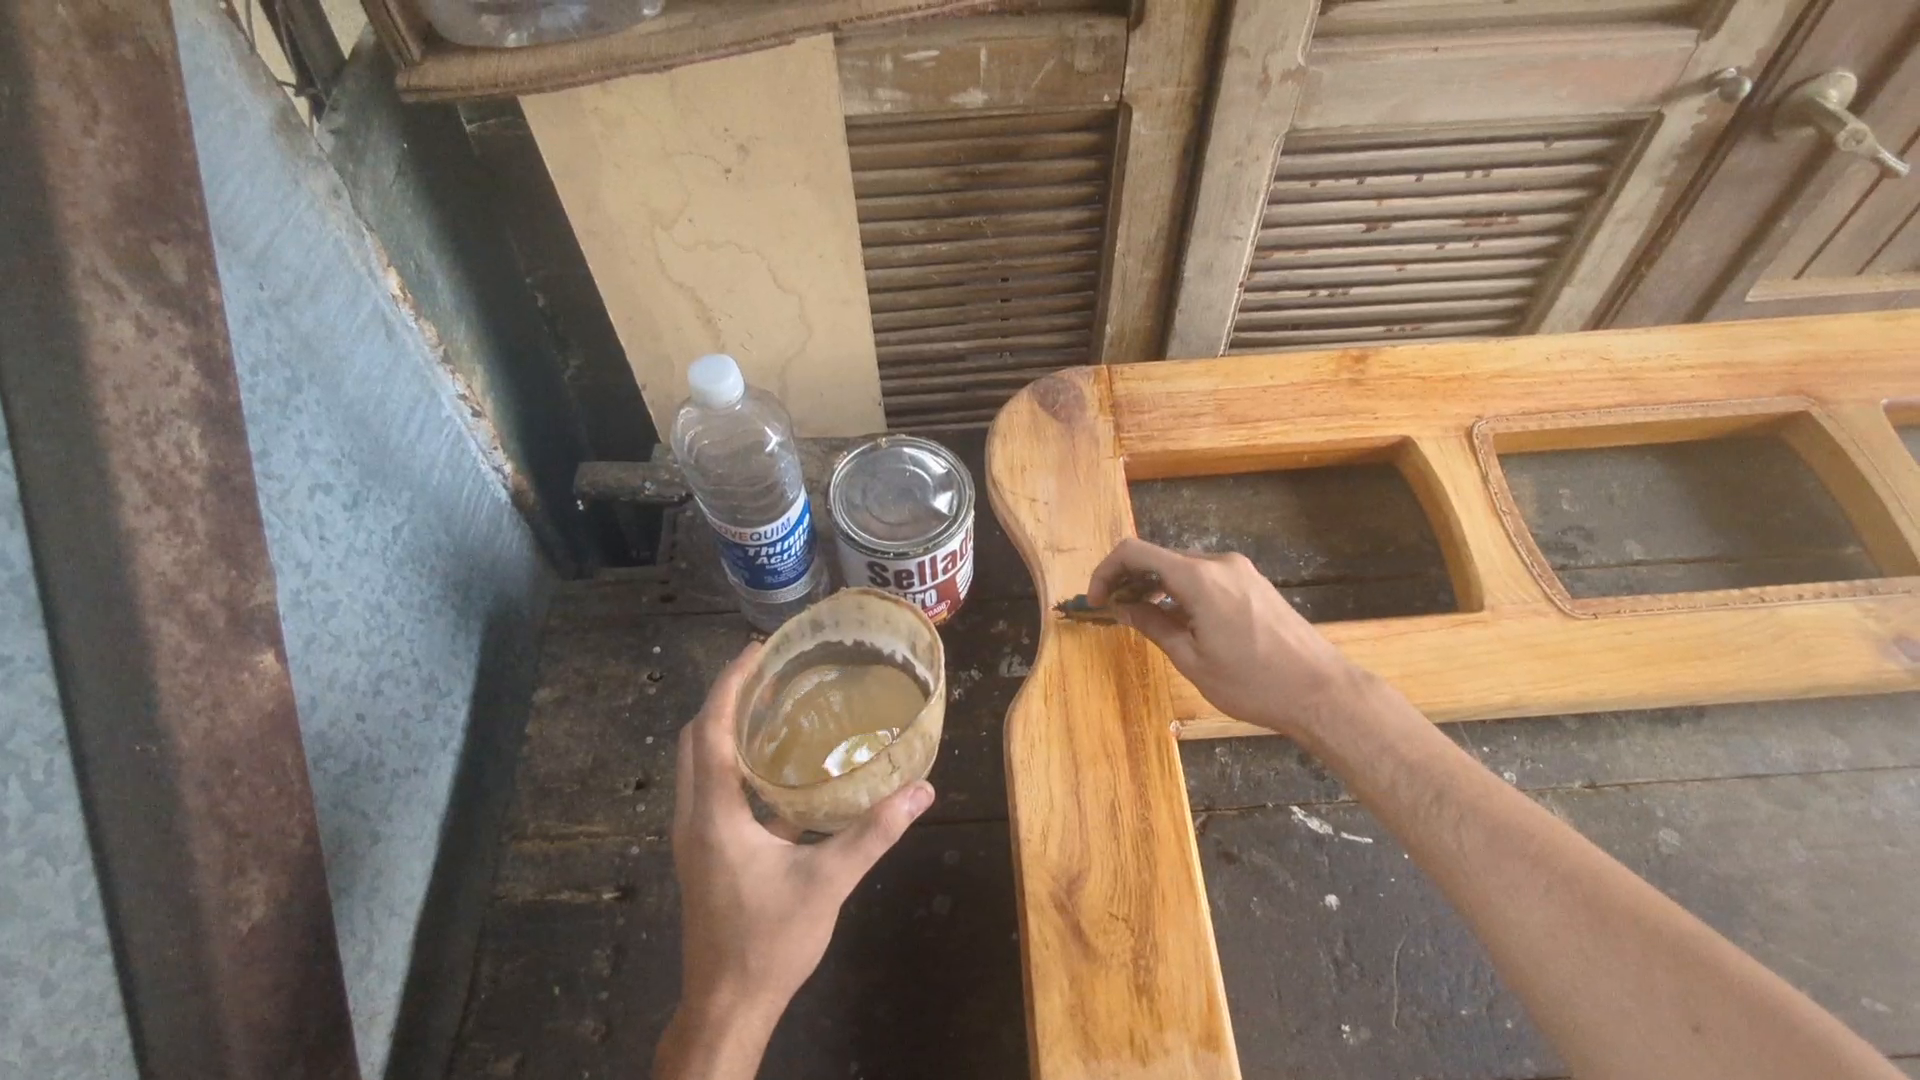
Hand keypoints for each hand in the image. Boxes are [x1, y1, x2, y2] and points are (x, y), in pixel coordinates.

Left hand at [669, 643, 934, 1025]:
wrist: (727, 1006)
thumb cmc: (769, 942)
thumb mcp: (828, 883)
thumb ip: (875, 833)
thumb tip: (921, 790)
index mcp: (714, 815)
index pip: (711, 730)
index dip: (730, 684)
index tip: (756, 650)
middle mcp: (694, 817)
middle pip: (695, 739)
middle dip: (726, 697)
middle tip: (768, 671)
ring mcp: (694, 837)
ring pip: (697, 764)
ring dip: (725, 728)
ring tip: (771, 706)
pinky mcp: (703, 854)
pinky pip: (710, 788)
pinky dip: (732, 761)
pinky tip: (775, 767)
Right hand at [1088, 538, 1361, 738]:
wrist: (1320, 691)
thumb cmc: (1252, 682)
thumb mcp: (1192, 659)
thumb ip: (1153, 625)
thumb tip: (1123, 608)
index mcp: (1199, 577)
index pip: (1135, 552)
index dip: (1106, 571)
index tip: (1095, 601)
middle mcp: (1219, 563)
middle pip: (1158, 557)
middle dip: (1127, 579)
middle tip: (1111, 612)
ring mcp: (1239, 571)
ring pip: (1181, 567)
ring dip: (1153, 585)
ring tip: (1138, 617)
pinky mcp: (1252, 583)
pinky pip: (1204, 577)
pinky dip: (1179, 590)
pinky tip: (1175, 619)